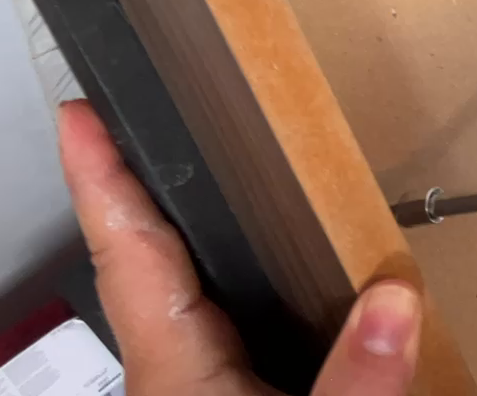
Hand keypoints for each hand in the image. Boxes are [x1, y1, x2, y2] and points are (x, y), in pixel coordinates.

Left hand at [58, 100, 420, 394]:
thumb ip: (353, 384)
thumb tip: (395, 294)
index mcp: (176, 370)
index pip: (130, 255)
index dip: (102, 180)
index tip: (82, 113)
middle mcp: (179, 365)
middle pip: (149, 252)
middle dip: (148, 179)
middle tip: (164, 107)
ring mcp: (206, 373)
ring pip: (191, 276)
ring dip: (195, 213)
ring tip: (222, 156)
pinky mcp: (240, 381)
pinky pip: (235, 297)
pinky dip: (248, 250)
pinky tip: (283, 241)